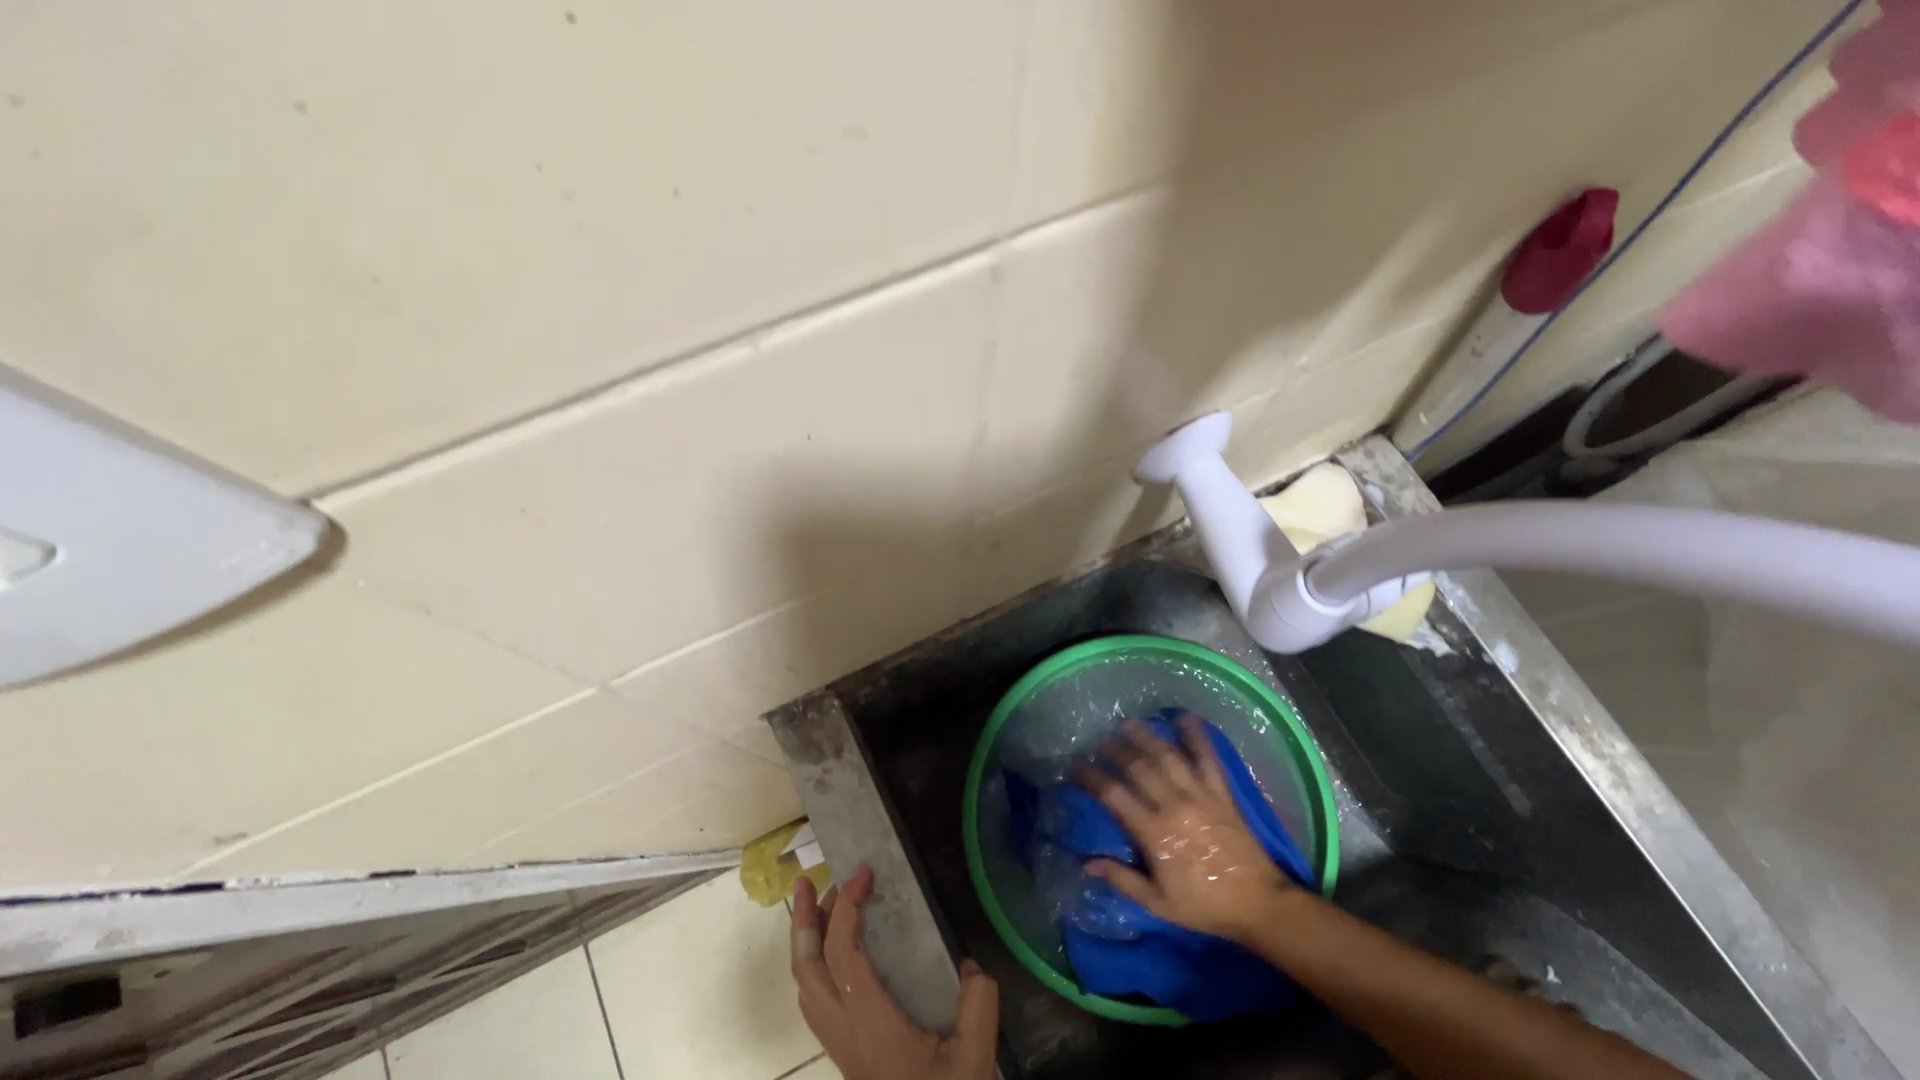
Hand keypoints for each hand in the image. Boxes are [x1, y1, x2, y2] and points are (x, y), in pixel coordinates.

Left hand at [790, 865, 998, 1079]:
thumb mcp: (974, 1058)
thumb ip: (979, 1004)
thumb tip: (970, 966)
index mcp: (871, 1023)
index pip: (843, 954)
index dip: (847, 908)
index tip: (864, 874)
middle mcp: (842, 1030)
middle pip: (805, 967)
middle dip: (804, 919)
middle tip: (811, 879)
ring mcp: (837, 1043)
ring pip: (803, 984)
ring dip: (806, 939)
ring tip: (818, 904)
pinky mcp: (841, 1051)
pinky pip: (813, 998)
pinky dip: (814, 963)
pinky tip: (833, 953)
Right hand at [1078, 715, 1295, 942]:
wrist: (1257, 903)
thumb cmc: (1203, 906)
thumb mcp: (1157, 902)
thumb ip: (1121, 878)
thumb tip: (1086, 862)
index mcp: (1154, 833)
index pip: (1114, 795)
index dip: (1091, 777)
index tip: (1076, 767)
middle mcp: (1174, 806)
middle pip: (1138, 768)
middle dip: (1115, 751)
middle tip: (1099, 743)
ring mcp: (1200, 795)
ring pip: (1168, 756)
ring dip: (1146, 737)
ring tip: (1129, 724)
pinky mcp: (1222, 793)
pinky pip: (1208, 758)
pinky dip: (1197, 736)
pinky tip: (1185, 718)